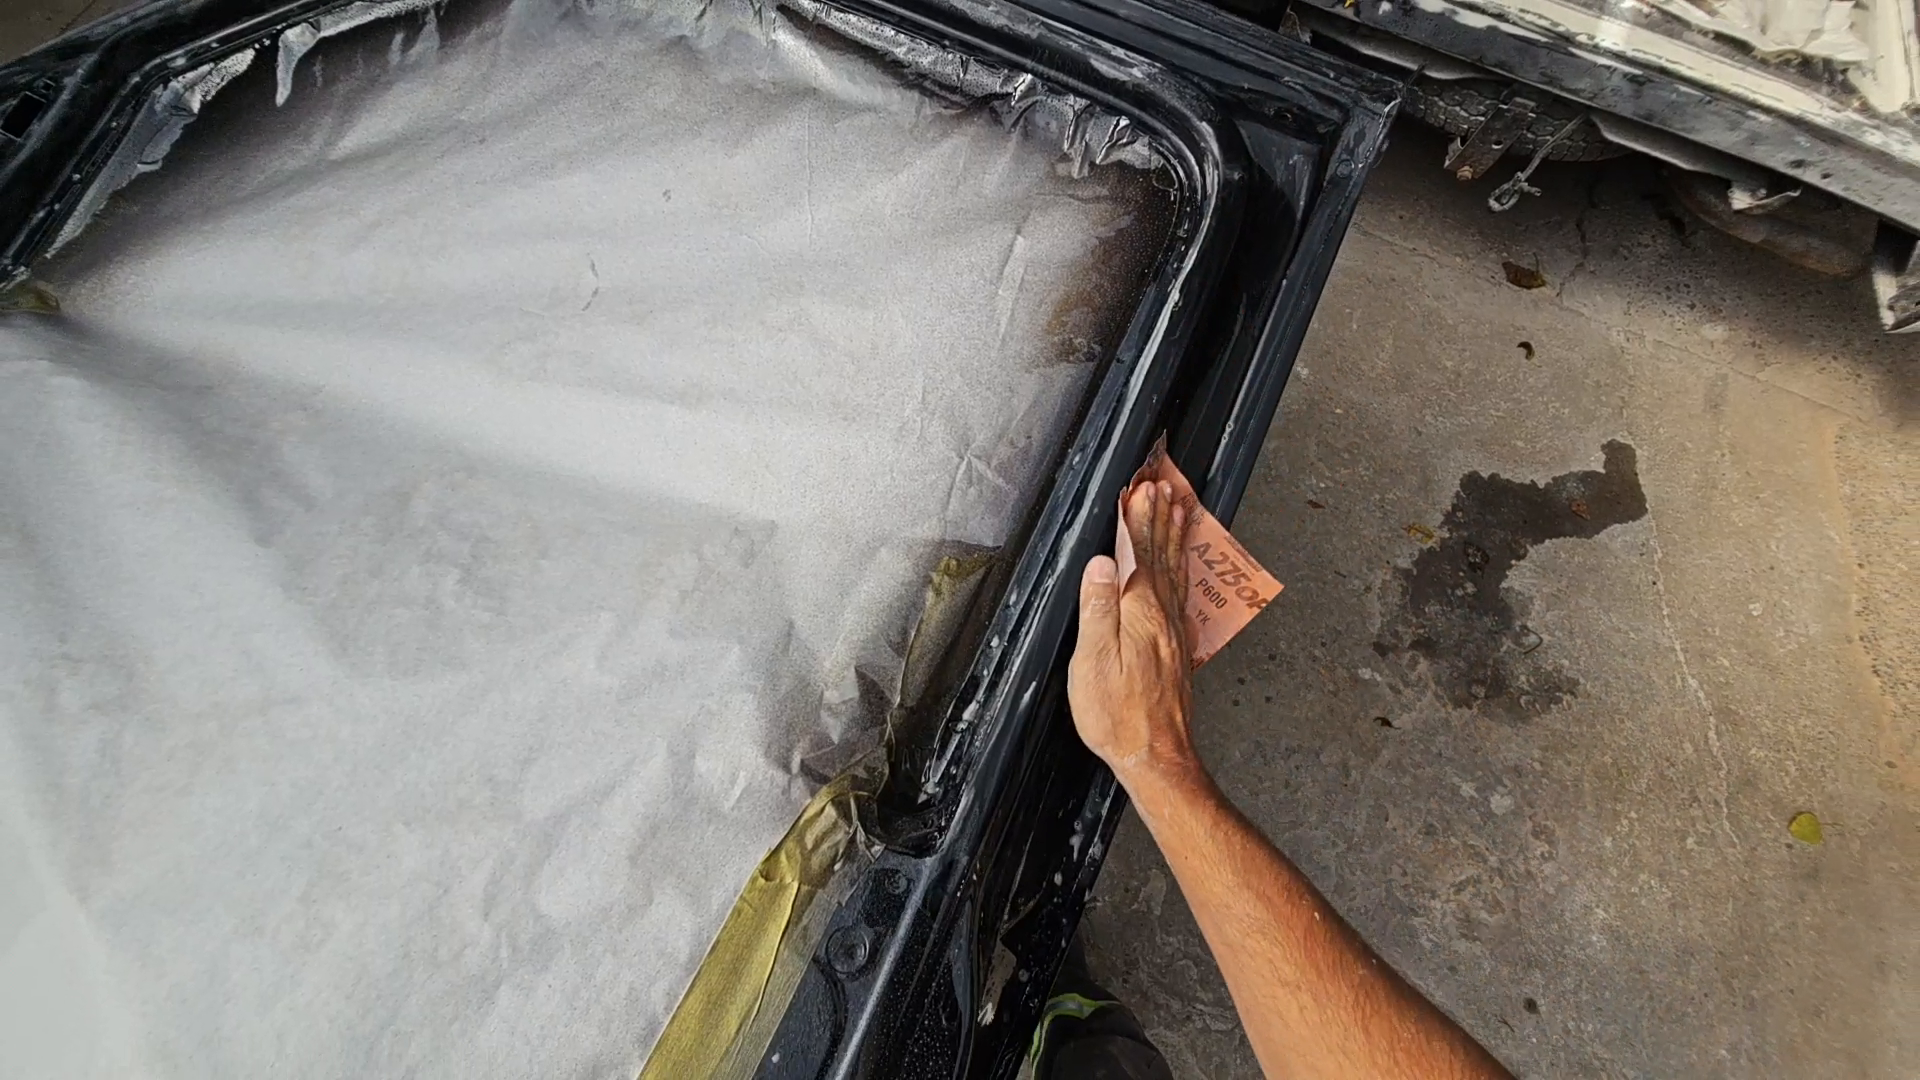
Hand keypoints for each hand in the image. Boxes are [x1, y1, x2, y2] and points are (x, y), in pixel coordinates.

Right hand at [1067, 479, 1198, 792]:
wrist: (1155, 754)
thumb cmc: (1117, 713)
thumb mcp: (1095, 662)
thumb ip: (1098, 608)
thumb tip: (1101, 563)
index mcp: (1140, 613)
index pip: (1138, 555)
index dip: (1138, 521)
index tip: (1141, 490)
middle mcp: (1162, 616)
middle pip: (1161, 556)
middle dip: (1160, 518)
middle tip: (1164, 487)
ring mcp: (1174, 631)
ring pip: (1176, 571)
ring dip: (1176, 537)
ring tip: (1180, 510)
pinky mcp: (1177, 646)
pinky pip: (1183, 591)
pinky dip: (1183, 567)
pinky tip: (1183, 564)